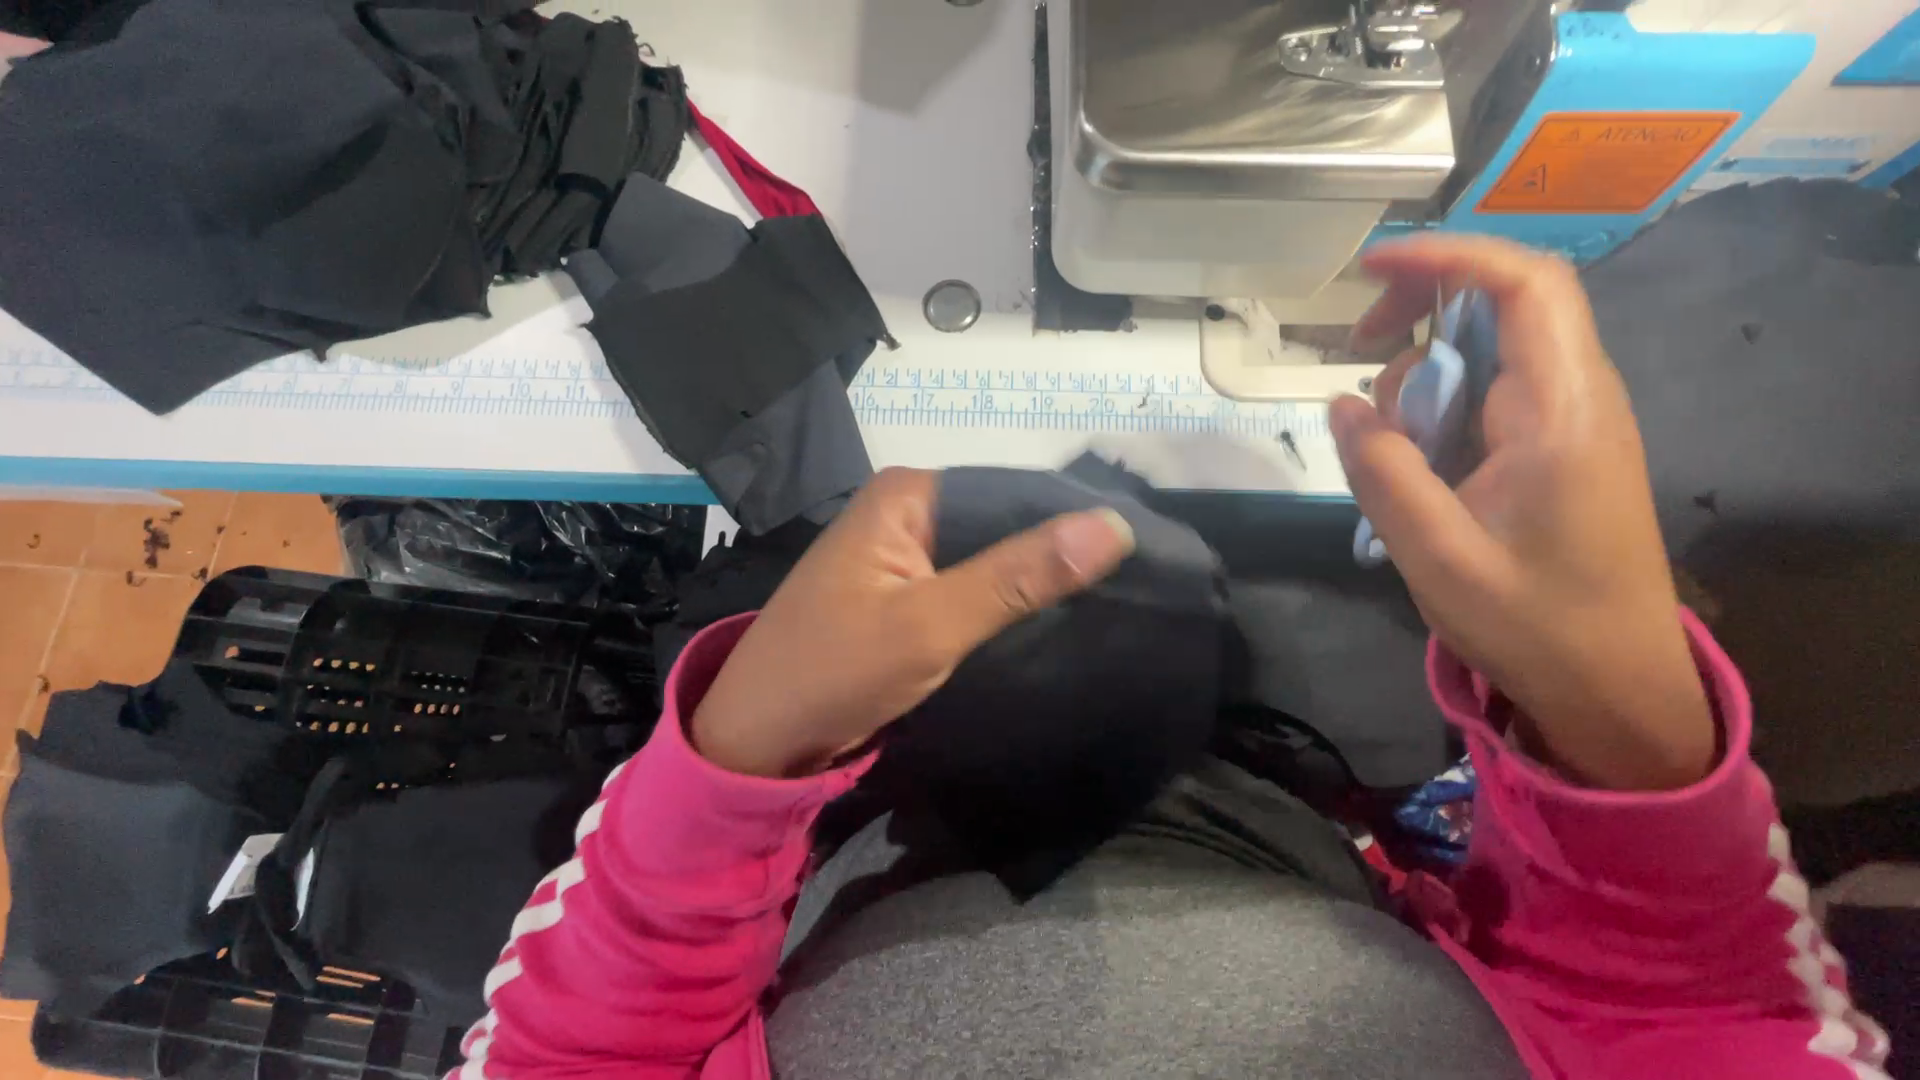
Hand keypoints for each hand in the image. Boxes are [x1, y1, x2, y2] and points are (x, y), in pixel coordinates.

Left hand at [690, 467, 1135, 777]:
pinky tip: (1044, 621)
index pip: (1011, 489)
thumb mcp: (933, 623)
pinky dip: (1000, 604)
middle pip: (999, 522)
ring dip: (1029, 582)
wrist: (758, 739)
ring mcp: (900, 554)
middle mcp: (903, 511)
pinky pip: (966, 587)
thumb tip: (1113, 525)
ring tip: (1105, 601)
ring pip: (986, 558)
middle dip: (1052, 553)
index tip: (1137, 551)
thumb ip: (1018, 575)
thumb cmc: (834, 671)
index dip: (1069, 518)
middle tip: (1130, 585)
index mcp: (905, 494)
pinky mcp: (902, 594)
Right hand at [1331, 234, 1715, 790]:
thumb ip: (1381, 470)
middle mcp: (1575, 398)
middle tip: (1354, 353)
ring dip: (1421, 382)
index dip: (1447, 256)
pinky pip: (1487, 400)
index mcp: (1559, 412)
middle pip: (1498, 309)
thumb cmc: (1531, 621)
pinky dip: (1436, 414)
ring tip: (1389, 454)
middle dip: (1417, 315)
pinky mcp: (1555, 449)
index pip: (1523, 285)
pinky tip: (1413, 469)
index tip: (1369, 268)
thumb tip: (1343, 403)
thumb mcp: (1435, 553)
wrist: (1612, 683)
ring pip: (1484, 357)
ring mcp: (1569, 422)